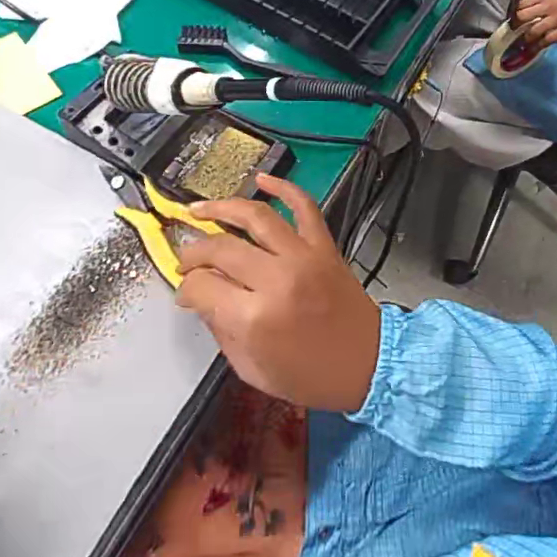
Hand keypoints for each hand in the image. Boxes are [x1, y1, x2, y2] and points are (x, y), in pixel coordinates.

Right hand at [176, 174, 380, 412]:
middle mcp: (277, 279)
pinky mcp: (325, 246)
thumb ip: (221, 331)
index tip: (186, 292)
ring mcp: (303, 257)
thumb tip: (200, 298)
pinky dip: (284, 187)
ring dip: (221, 207)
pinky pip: (304, 206)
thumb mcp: (253, 369)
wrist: (370, 364)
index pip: (201, 286)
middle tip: (186, 260)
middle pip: (219, 248)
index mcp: (254, 318)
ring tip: (199, 209)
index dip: (185, 288)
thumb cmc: (311, 376)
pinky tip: (262, 179)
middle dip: (193, 252)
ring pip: (254, 216)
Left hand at [514, 0, 556, 47]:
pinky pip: (547, 40)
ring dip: (526, 39)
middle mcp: (549, 5)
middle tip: (516, 32)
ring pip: (532, 31)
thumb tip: (533, 7)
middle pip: (522, 17)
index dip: (516, 13)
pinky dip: (538, 46)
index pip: (522, 4)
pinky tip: (534, 49)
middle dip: (517, 25)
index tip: (516, 19)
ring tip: (523, 43)